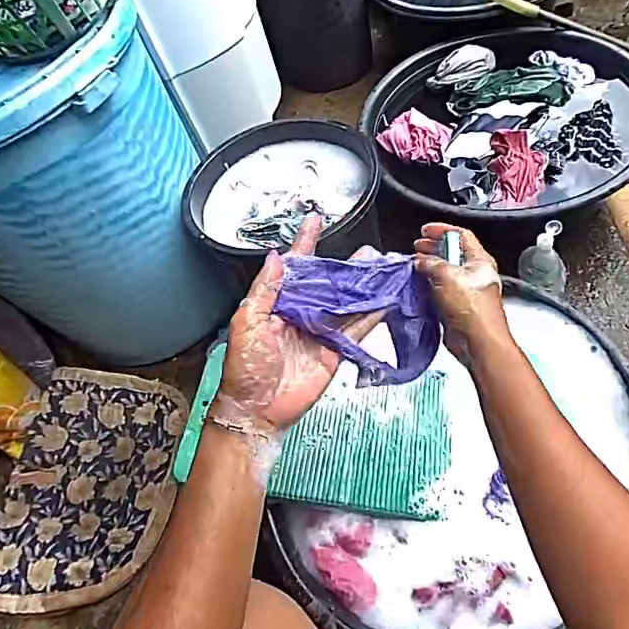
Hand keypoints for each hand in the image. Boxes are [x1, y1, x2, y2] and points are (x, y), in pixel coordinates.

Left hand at [211, 213, 384, 444]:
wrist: (256, 408)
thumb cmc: (244, 369)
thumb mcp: (246, 323)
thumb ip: (264, 290)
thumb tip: (276, 259)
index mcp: (278, 302)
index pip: (295, 266)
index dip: (306, 242)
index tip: (316, 220)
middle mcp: (301, 312)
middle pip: (328, 282)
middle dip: (346, 266)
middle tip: (368, 252)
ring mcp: (320, 331)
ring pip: (346, 302)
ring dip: (363, 286)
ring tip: (381, 268)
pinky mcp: (334, 350)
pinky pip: (356, 328)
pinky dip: (371, 314)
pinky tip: (383, 300)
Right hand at [412, 223, 511, 362]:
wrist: (478, 342)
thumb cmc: (473, 309)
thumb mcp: (448, 276)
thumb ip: (431, 263)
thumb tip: (421, 261)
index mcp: (479, 261)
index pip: (461, 235)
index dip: (442, 230)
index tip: (426, 230)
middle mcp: (474, 274)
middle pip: (452, 253)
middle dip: (433, 248)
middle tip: (418, 247)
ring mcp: (466, 291)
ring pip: (445, 273)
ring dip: (429, 268)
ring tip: (415, 266)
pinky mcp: (457, 307)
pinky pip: (441, 291)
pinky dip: (429, 286)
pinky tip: (419, 286)